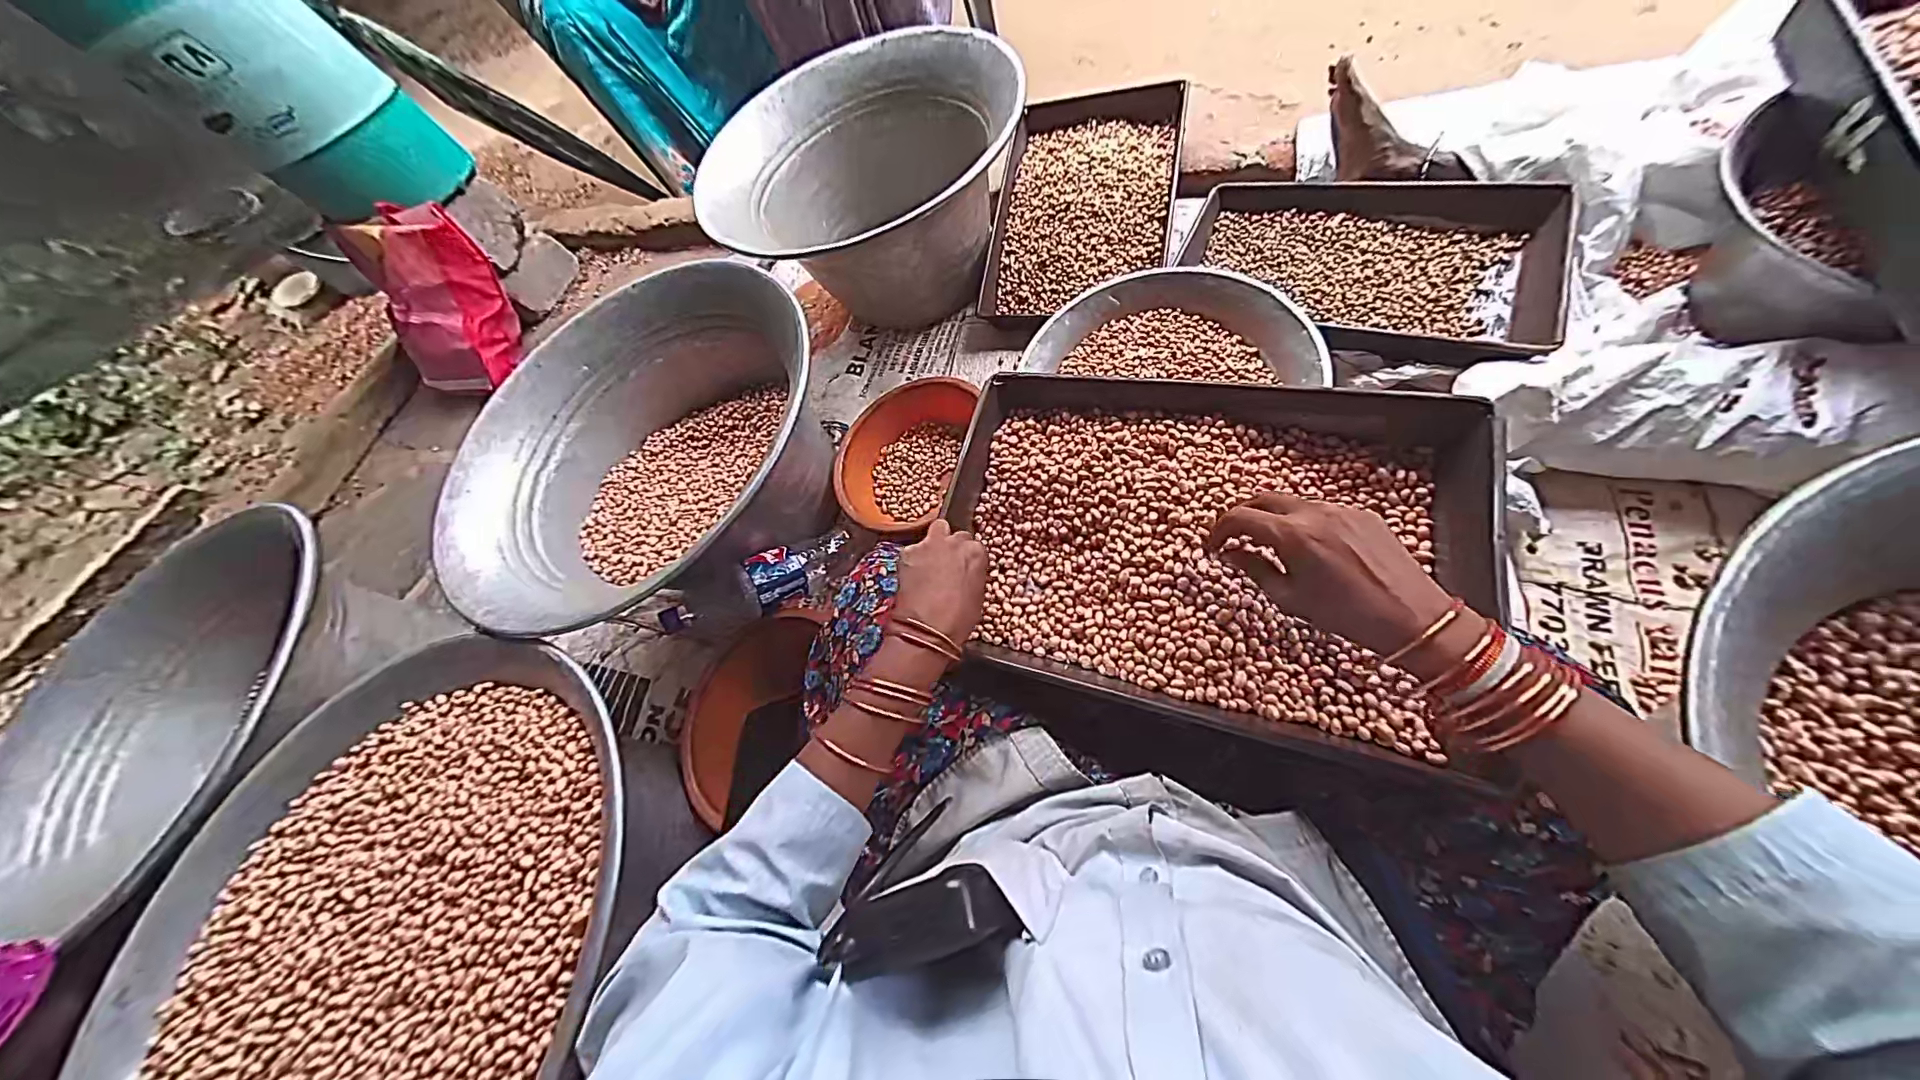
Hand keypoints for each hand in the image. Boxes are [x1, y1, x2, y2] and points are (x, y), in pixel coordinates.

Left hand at [891, 519, 987, 646]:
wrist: (927, 628)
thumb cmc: (958, 619)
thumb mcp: (977, 595)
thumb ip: (972, 574)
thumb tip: (964, 572)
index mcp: (976, 552)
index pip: (973, 545)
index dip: (966, 557)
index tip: (961, 567)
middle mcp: (955, 542)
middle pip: (955, 536)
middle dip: (951, 547)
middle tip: (945, 564)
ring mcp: (930, 544)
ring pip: (935, 530)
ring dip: (934, 542)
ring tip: (929, 561)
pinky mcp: (908, 552)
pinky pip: (913, 549)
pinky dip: (913, 559)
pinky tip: (912, 574)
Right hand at [1205, 492, 1457, 659]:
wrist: (1411, 617)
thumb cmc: (1347, 615)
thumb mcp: (1289, 597)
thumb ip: (1254, 569)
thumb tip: (1232, 555)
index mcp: (1293, 535)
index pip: (1240, 517)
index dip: (1219, 530)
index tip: (1214, 545)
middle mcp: (1316, 514)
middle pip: (1263, 498)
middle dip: (1242, 515)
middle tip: (1233, 536)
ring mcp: (1342, 510)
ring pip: (1293, 503)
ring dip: (1273, 518)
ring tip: (1270, 545)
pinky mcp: (1363, 515)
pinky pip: (1322, 510)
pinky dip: (1303, 522)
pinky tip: (1308, 548)